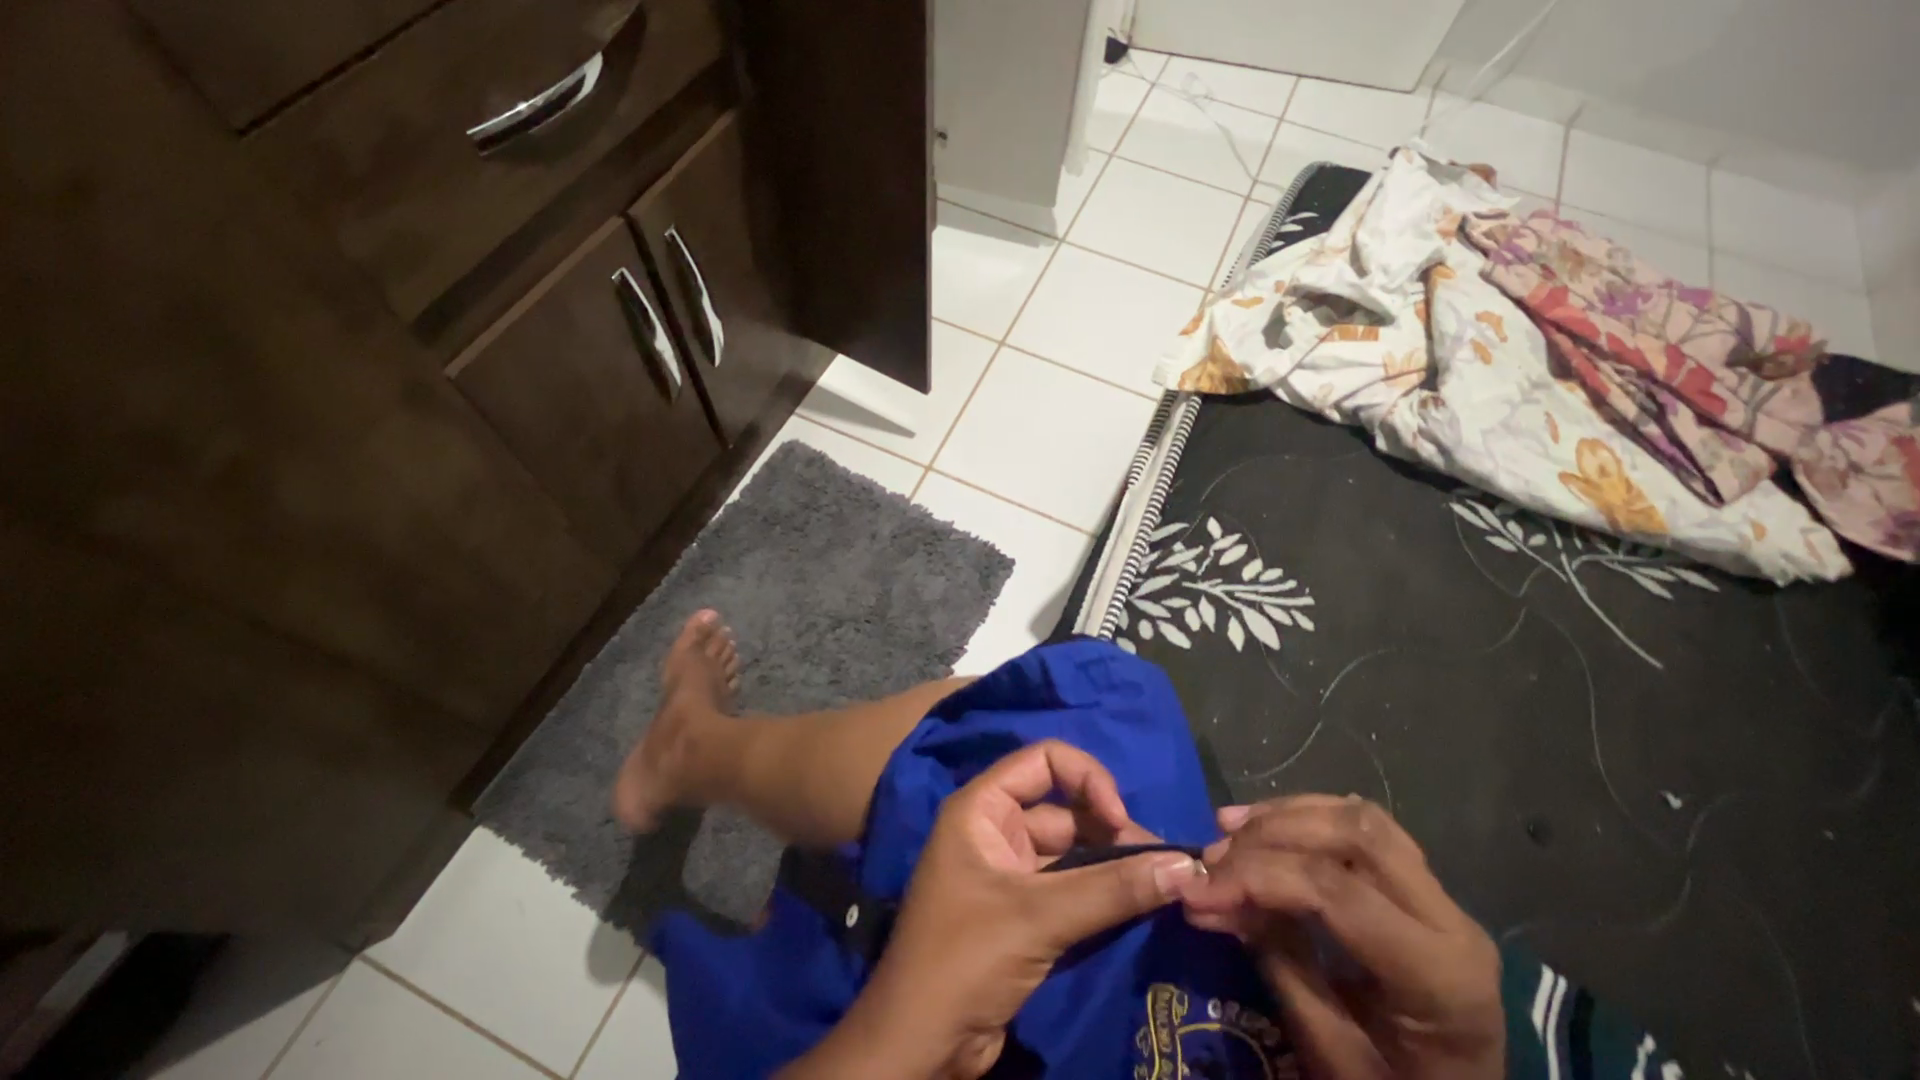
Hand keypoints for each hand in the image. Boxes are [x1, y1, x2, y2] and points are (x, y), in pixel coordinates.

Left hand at [806, 739, 1199, 1079]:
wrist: (921, 1044)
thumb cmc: (964, 959)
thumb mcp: (1038, 918)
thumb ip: (1112, 889)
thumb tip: (1187, 865)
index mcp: (981, 810)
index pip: (1043, 760)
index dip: (1087, 779)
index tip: (1120, 822)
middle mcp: (994, 833)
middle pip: (1065, 809)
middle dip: (1112, 830)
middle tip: (1160, 865)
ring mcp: (1008, 875)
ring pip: (1073, 853)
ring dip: (1114, 865)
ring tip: (1162, 886)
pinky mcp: (1022, 916)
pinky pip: (1071, 889)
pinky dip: (1103, 894)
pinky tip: (1140, 906)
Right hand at [1179, 796, 1502, 1079]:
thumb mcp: (1330, 1052)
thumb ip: (1278, 963)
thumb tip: (1215, 897)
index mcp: (1438, 975)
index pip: (1335, 890)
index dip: (1257, 878)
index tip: (1196, 890)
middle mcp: (1452, 921)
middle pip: (1357, 835)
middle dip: (1272, 834)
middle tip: (1213, 856)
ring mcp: (1445, 902)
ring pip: (1365, 820)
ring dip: (1289, 816)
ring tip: (1228, 827)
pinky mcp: (1428, 896)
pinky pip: (1372, 835)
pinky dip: (1313, 820)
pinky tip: (1272, 824)